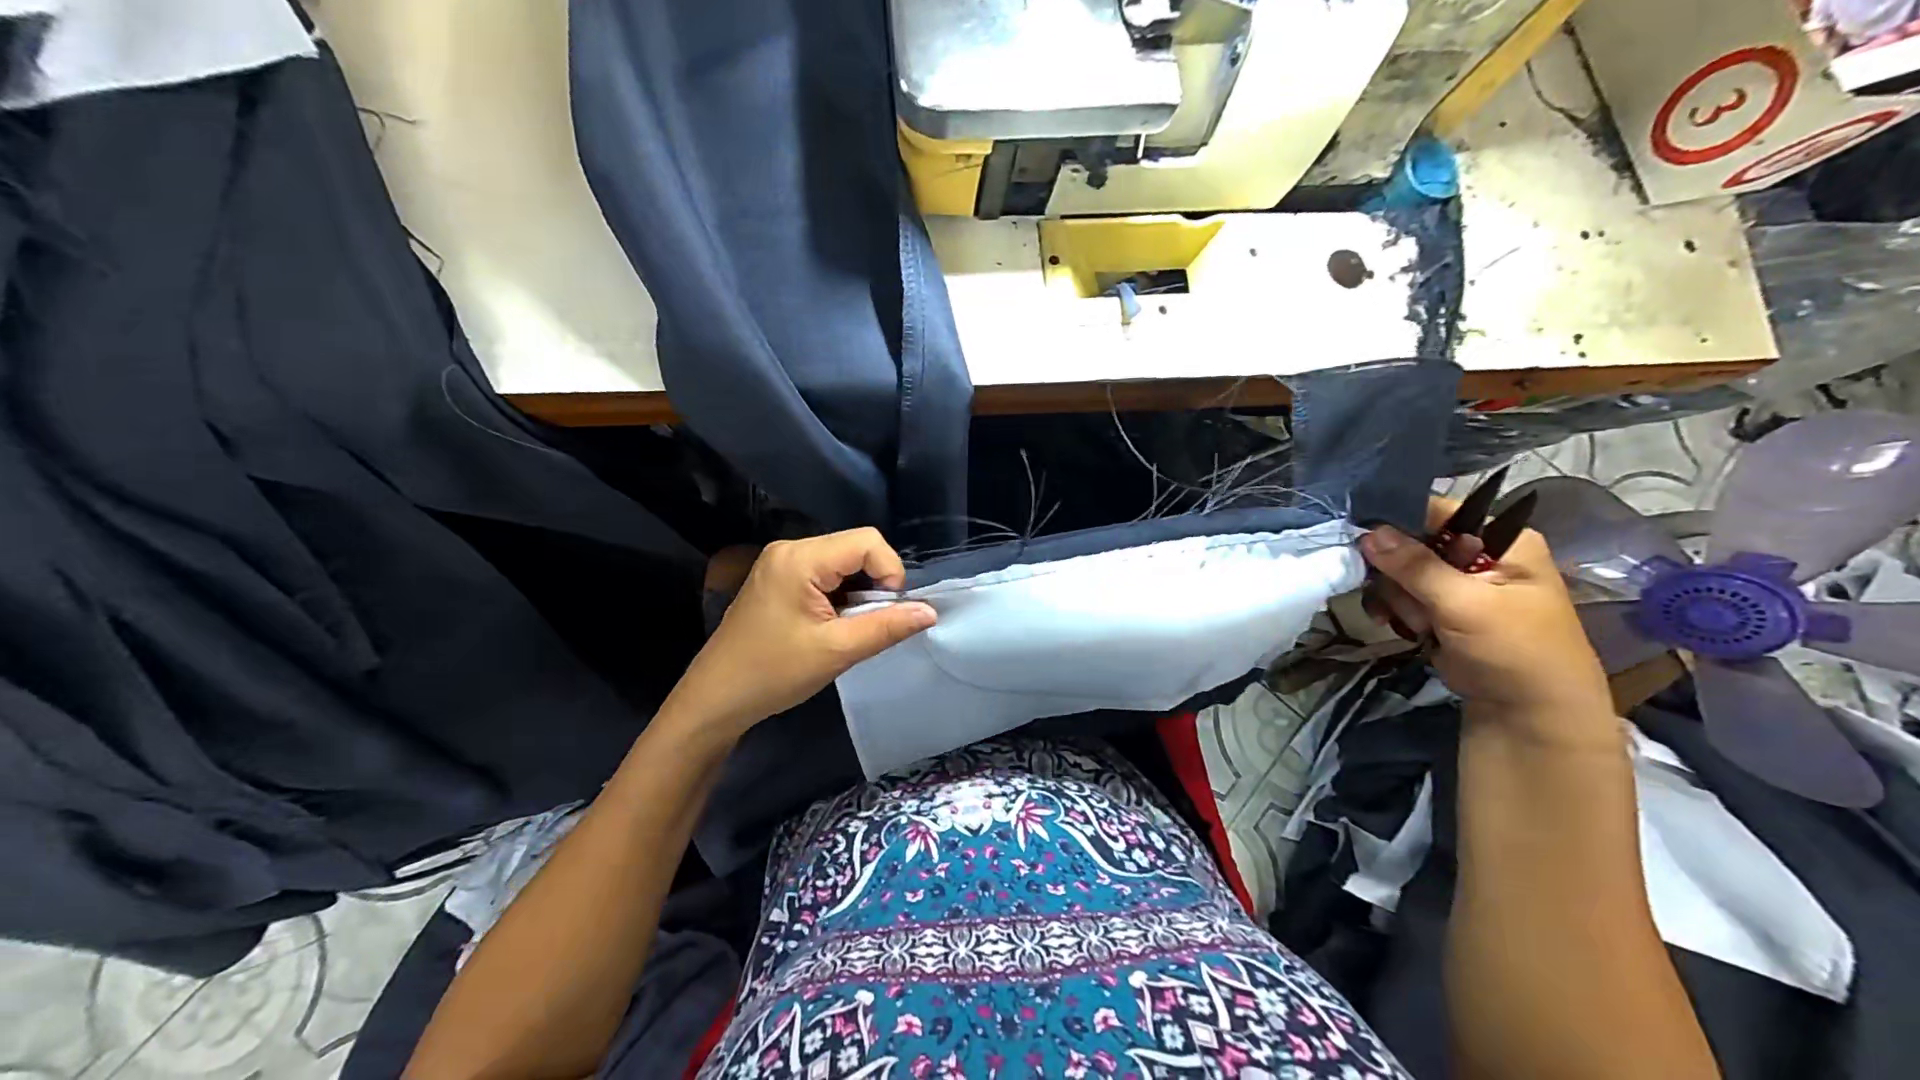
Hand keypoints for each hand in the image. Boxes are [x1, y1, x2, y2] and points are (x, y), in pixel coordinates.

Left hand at [662, 528, 935, 739]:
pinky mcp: (778, 577)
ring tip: (851, 627)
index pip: (867, 541)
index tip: (888, 612)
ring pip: (842, 561)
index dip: (890, 571)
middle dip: (874, 582)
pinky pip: (824, 572)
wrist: (717, 698)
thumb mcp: (837, 651)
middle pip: (854, 547)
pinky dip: (840, 594)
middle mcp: (790, 549)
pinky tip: (833, 624)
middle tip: (870, 622)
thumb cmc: (774, 673)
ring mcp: (780, 562)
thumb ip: (887, 626)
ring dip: (858, 590)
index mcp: (800, 558)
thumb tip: (930, 611)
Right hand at [1362, 497, 1614, 735]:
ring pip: (1400, 573)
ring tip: (1420, 626)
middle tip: (1406, 600)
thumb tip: (1368, 532)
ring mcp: (1458, 584)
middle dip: (1399, 574)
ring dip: (1399, 600)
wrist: (1528, 714)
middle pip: (1411, 543)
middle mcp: (1479, 554)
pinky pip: (1402, 596)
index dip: (1400, 522)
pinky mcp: (1440, 609)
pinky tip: (1408, 630)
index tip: (1367, 540)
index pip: (1438, 512)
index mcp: (1502, 540)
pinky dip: (1398, 612)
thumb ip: (1415, 566)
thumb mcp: (1465, 604)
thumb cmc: (1513, 650)